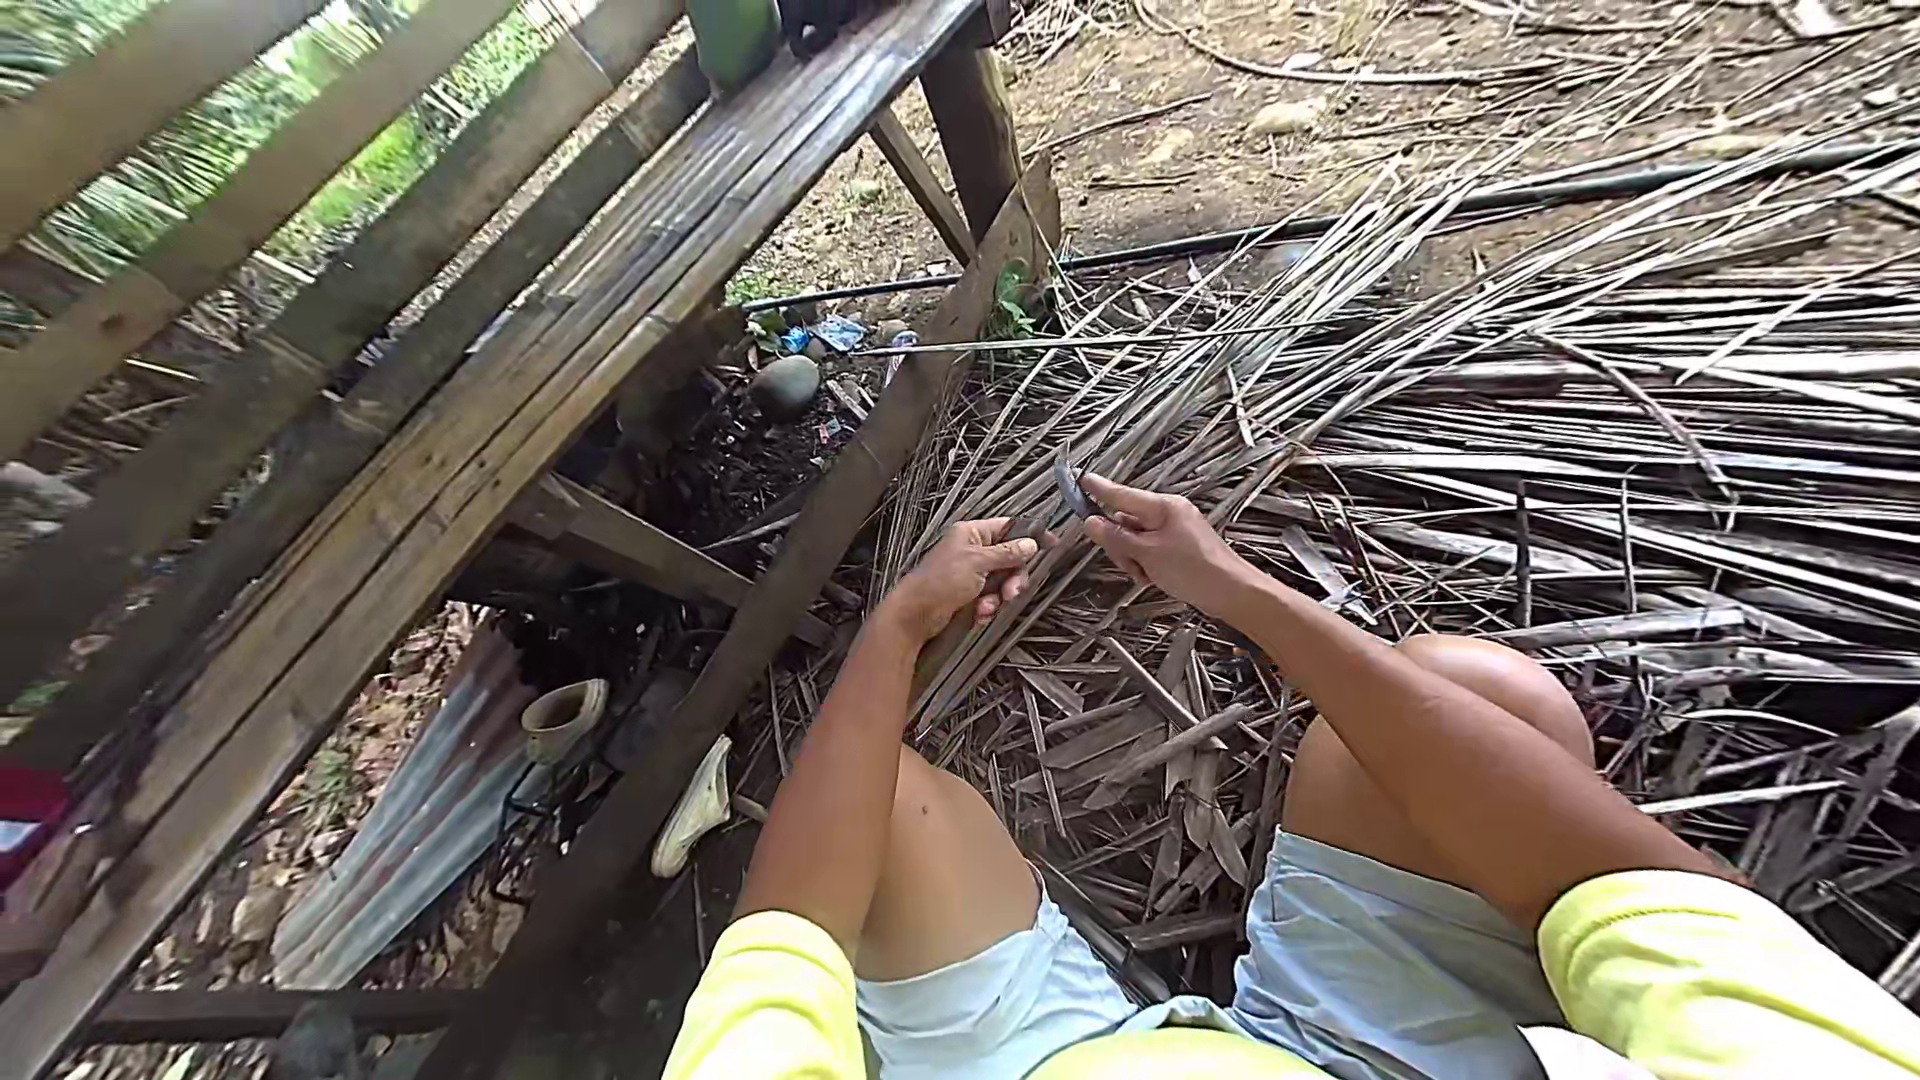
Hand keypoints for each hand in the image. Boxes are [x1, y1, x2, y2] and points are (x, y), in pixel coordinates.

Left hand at [879, 518, 1039, 641]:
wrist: (915, 615)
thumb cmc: (939, 582)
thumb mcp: (978, 562)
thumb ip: (1007, 553)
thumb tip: (1031, 544)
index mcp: (971, 533)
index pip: (1008, 527)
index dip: (1029, 536)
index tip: (1050, 543)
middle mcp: (972, 550)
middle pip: (1010, 558)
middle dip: (1012, 578)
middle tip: (1010, 591)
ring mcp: (971, 573)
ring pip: (1002, 582)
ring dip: (999, 596)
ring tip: (986, 605)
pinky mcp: (969, 594)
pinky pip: (991, 598)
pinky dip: (988, 607)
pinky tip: (979, 613)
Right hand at [1081, 474, 1257, 617]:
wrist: (1231, 592)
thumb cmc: (1197, 571)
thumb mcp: (1147, 554)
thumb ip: (1116, 537)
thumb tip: (1091, 523)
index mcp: (1162, 507)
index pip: (1121, 494)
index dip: (1099, 489)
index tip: (1083, 480)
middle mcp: (1168, 513)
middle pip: (1124, 520)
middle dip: (1120, 543)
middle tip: (1129, 561)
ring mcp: (1173, 529)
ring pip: (1134, 538)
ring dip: (1132, 556)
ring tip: (1146, 572)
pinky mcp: (1177, 545)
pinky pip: (1148, 548)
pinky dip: (1144, 562)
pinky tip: (1153, 575)